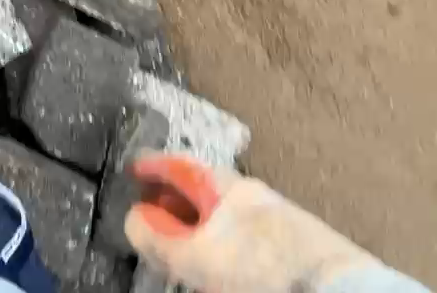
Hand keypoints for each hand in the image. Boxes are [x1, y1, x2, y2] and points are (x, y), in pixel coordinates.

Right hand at [125, 155, 374, 292]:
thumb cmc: (264, 272)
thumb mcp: (196, 258)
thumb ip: (156, 237)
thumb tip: (135, 218)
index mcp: (223, 184)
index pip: (176, 164)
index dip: (150, 166)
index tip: (133, 171)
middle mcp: (252, 194)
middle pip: (203, 190)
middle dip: (176, 203)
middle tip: (157, 219)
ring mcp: (281, 221)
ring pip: (229, 217)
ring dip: (203, 229)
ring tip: (191, 254)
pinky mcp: (303, 250)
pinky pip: (252, 238)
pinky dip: (230, 247)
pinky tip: (229, 271)